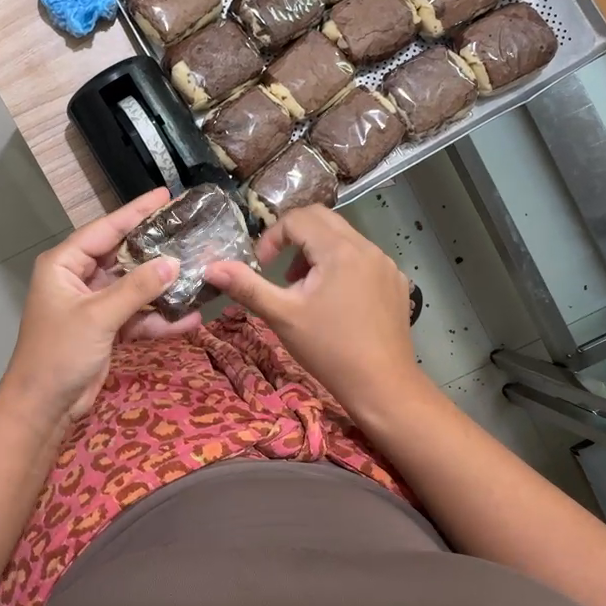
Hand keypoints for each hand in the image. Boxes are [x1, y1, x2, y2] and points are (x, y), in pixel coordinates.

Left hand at [1, 188, 202, 423]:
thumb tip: (173, 263)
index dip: (136, 212)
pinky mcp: (104, 330)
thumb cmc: (59, 353)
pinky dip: (158, 319)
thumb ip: (137, 288)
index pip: (104, 229)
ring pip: (132, 287)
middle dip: (154, 248)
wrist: (43, 407)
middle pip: (121, 255)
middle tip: (189, 229)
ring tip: (199, 272)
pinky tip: (190, 319)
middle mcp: (76, 278)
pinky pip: (135, 316)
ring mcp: (92, 305)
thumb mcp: (99, 317)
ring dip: (161, 287)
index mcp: (63, 264)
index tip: (166, 194)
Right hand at [203, 205, 425, 413]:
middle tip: (280, 271)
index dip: (272, 237)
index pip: (298, 219)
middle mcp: (367, 248)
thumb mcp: (281, 315)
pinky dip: (341, 267)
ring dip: (317, 253)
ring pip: (344, 239)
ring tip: (305, 290)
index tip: (261, 266)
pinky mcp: (396, 282)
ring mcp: (386, 264)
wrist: (382, 385)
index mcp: (339, 250)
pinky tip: (335, 302)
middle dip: (295, 238)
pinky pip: (363, 258)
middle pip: (323, 219)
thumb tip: (210, 268)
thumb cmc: (328, 348)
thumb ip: (245, 286)